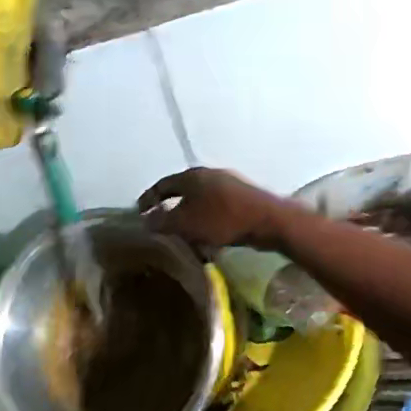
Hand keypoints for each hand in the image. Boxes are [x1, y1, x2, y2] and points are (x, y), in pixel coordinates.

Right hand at [137, 168, 282, 248]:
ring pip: (200, 200)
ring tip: (185, 233)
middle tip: (161, 224)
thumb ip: (162, 221)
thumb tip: (145, 220)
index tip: (139, 213)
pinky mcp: (245, 197)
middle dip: (169, 208)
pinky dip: (207, 220)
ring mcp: (229, 183)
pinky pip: (217, 207)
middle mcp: (209, 174)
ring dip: (190, 216)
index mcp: (191, 176)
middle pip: (181, 191)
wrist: (271, 221)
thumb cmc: (223, 219)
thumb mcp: (185, 223)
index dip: (147, 199)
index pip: (161, 185)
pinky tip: (209, 236)